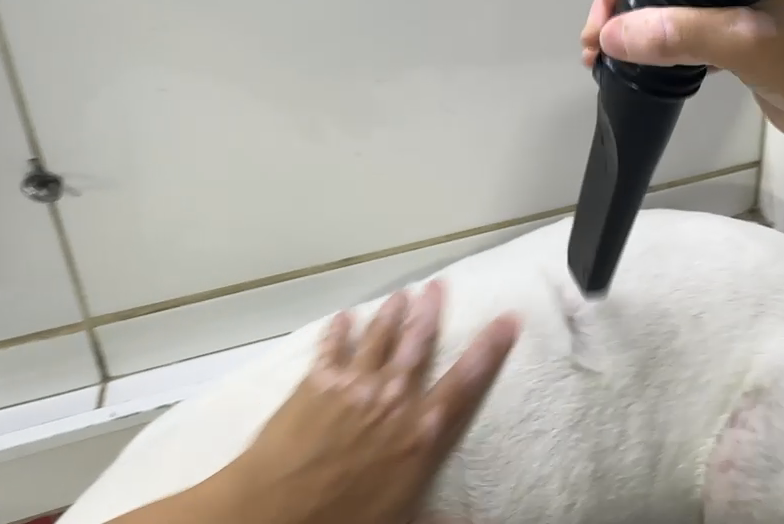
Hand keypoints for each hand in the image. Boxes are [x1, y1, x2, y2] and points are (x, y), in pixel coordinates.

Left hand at [225, 281, 520, 523]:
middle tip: (438, 284)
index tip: (508, 318)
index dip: (490, 348)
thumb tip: (480, 523)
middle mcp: (392, 398)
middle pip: (417, 343)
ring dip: (391, 312)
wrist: (275, 514)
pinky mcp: (317, 382)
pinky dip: (339, 329)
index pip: (466, 382)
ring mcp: (353, 384)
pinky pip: (332, 346)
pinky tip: (343, 317)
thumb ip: (441, 517)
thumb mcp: (404, 523)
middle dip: (431, 311)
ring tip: (401, 293)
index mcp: (420, 433)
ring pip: (379, 336)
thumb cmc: (345, 523)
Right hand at [579, 0, 783, 147]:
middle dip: (620, 0)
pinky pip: (681, 30)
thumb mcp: (744, 44)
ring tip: (599, 56)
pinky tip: (635, 66)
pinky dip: (653, 45)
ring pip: (667, 1)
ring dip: (632, 25)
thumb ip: (679, 35)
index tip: (607, 3)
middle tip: (594, 40)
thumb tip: (610, 36)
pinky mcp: (735, 36)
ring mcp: (735, 3)